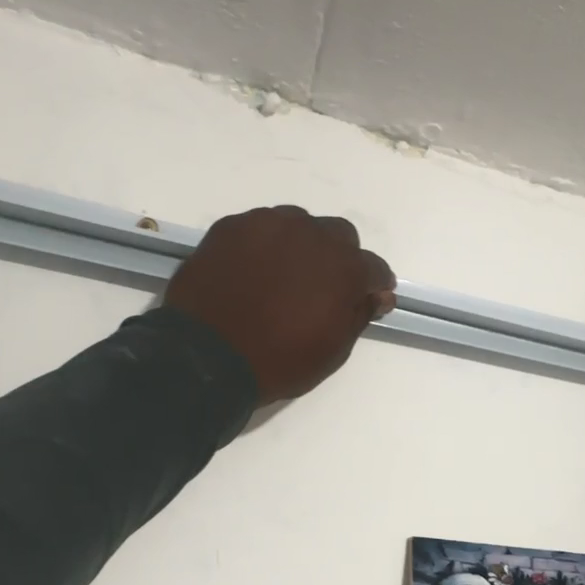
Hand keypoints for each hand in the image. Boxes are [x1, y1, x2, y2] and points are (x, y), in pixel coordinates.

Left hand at [164, 206, 396, 402]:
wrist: (207, 355)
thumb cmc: (280, 360)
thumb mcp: (334, 349)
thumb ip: (359, 314)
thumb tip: (377, 294)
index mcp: (344, 267)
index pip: (375, 268)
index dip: (375, 286)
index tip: (368, 300)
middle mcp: (311, 234)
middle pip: (340, 235)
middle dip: (340, 258)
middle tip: (325, 288)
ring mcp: (269, 224)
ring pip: (300, 225)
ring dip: (303, 246)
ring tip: (287, 276)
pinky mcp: (233, 225)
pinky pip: (262, 228)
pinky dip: (268, 246)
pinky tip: (256, 271)